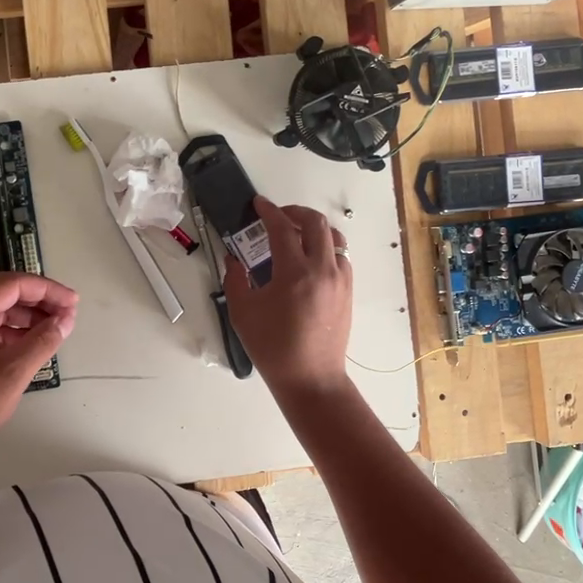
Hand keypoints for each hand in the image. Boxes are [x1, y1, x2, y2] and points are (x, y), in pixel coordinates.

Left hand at [0, 273, 77, 467]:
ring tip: (54, 331)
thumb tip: (65, 320)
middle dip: (39, 300)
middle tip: (67, 316)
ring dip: (27, 316)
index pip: (12, 284)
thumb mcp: (13, 372)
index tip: (73, 303)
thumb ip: (42, 341)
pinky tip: (31, 346)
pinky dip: (13, 332)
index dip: (47, 289)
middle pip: (4, 293)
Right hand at [223, 197, 352, 396]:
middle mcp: (323, 270)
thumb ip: (235, 279)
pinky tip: (308, 260)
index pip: (283, 228)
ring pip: (334, 237)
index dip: (269, 211)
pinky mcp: (347, 292)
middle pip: (316, 223)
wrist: (311, 379)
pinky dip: (324, 247)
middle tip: (277, 216)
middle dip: (295, 212)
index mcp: (295, 273)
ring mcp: (340, 280)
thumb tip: (234, 260)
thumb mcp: (243, 312)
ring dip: (313, 228)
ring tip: (295, 234)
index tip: (258, 204)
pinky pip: (340, 257)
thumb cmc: (273, 347)